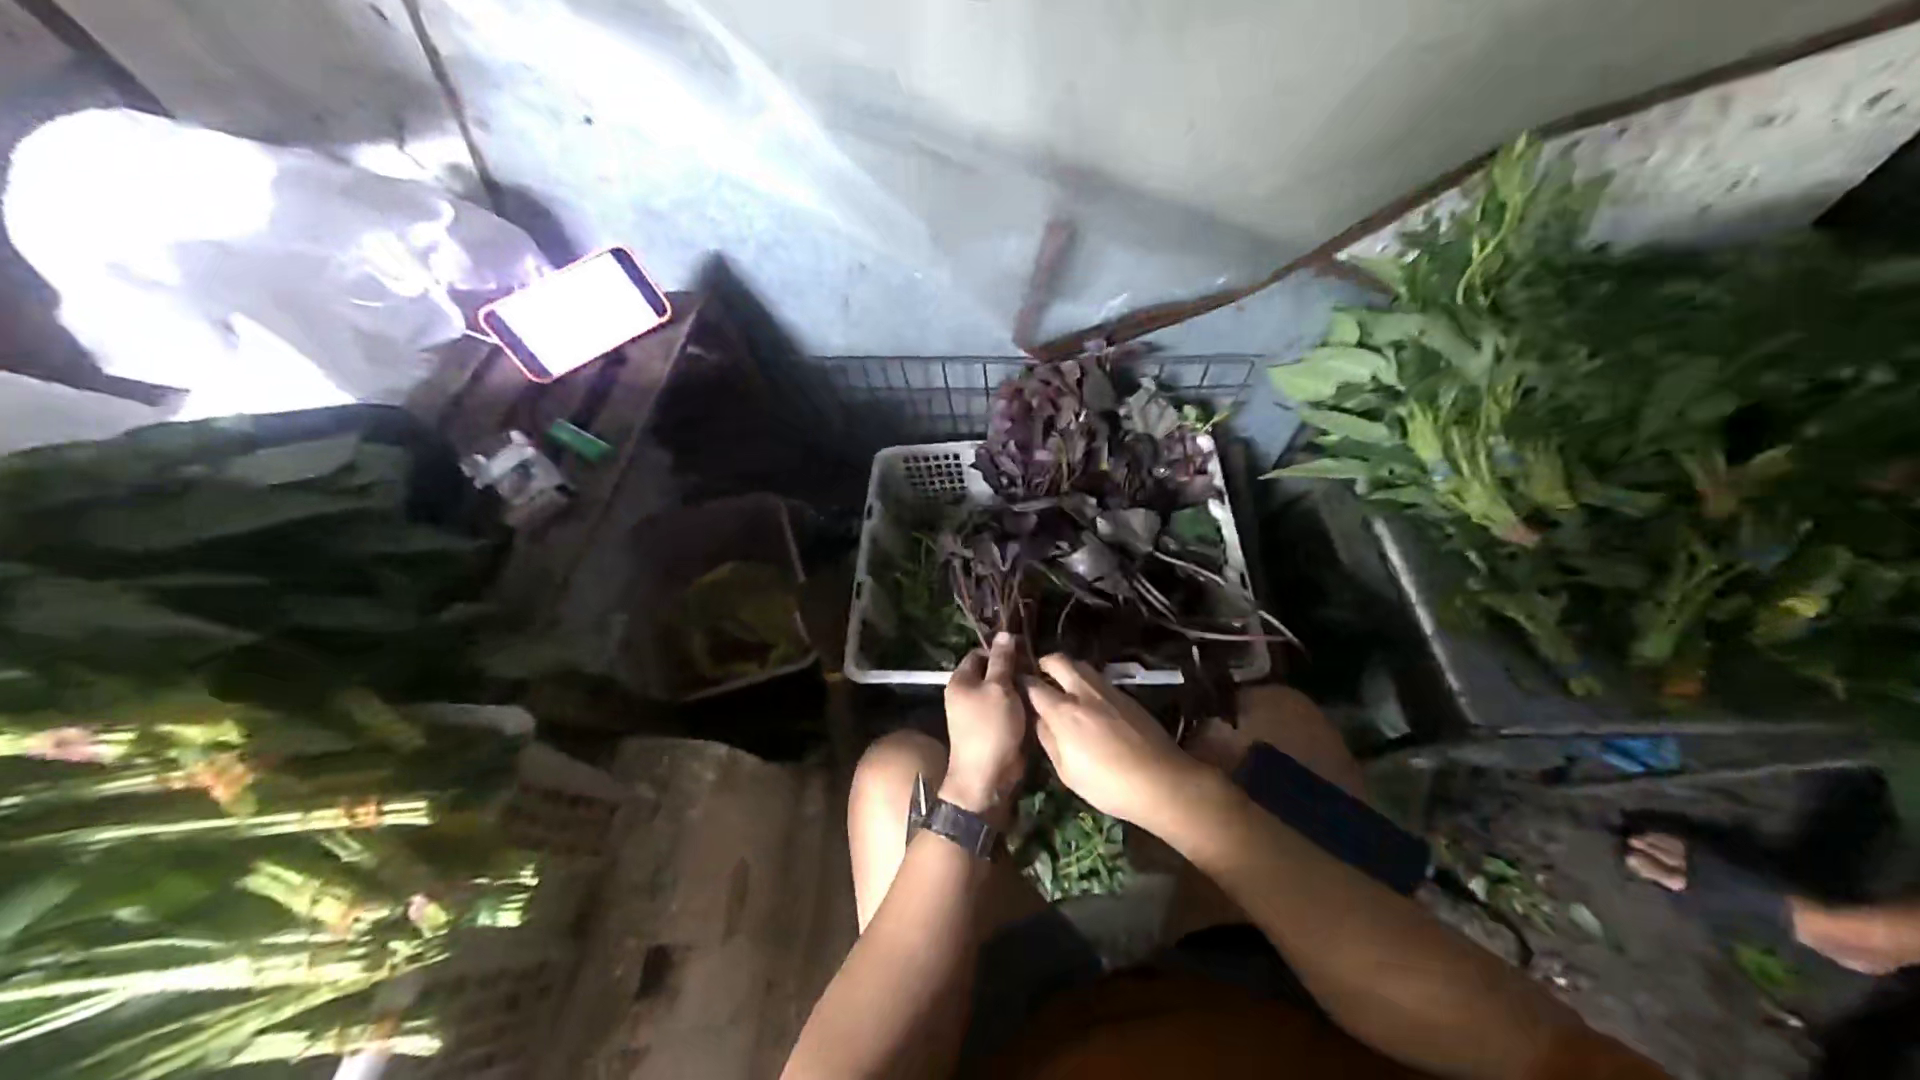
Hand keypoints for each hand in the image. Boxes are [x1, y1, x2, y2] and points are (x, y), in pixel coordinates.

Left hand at [941, 632, 1026, 814]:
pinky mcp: (993, 728)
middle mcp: (967, 694)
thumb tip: (1003, 633)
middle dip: (1014, 670)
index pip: (980, 654)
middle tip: (1038, 669)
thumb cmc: (990, 728)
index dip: (1001, 650)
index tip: (1025, 652)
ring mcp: (979, 713)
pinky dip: (1021, 706)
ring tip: (1042, 684)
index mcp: (961, 681)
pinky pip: (1008, 709)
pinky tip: (1039, 703)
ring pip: (1003, 692)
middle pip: (992, 672)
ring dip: (1021, 689)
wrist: (988, 777)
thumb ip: (1003, 660)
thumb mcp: (999, 688)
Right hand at [1023, 655, 1205, 830]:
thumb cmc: (1108, 785)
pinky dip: (1087, 683)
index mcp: (1064, 712)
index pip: (1034, 685)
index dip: (1021, 683)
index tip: (1015, 687)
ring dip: (1067, 670)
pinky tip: (1089, 702)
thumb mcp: (1067, 772)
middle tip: (1039, 676)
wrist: (1162, 782)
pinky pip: (1099, 680)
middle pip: (1059, 661)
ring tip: (1063, 687)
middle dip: (1044, 663)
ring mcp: (1109, 691)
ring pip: (1081, 666)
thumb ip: (1049, 740)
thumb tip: (1039, 720)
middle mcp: (1084, 693)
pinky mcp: (1127, 696)